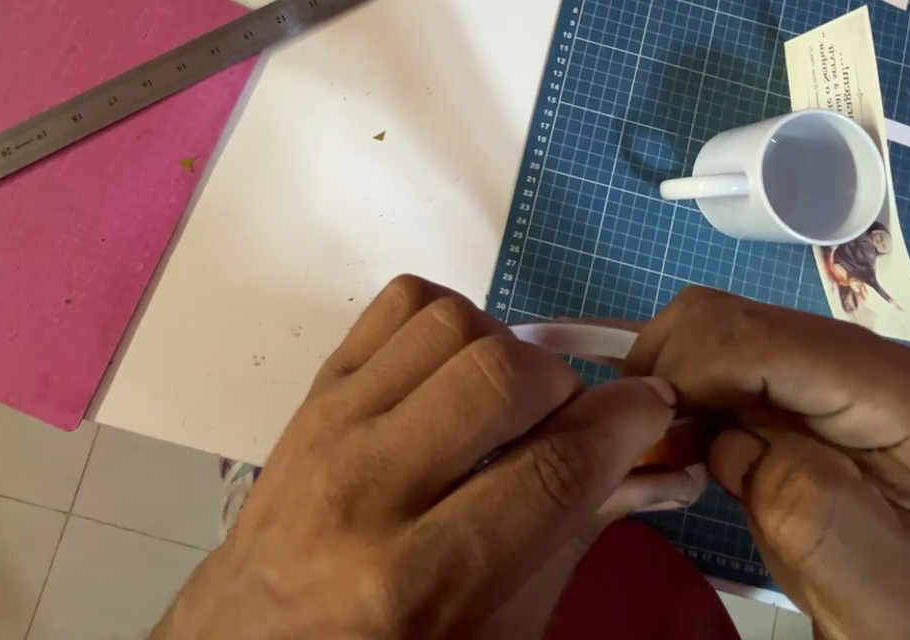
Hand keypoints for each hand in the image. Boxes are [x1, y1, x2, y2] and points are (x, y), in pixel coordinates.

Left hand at [154, 276, 701, 639]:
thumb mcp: (495, 630)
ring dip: (502, 346)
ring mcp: (332, 426)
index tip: (651, 406)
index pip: (550, 469)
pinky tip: (456, 364)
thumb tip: (640, 457)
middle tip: (567, 415)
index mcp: (419, 581)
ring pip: (448, 322)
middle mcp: (366, 489)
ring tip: (506, 396)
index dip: (622, 427)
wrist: (258, 639)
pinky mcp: (316, 388)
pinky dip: (446, 314)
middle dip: (560, 385)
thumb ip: (569, 535)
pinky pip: (396, 304)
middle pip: (497, 376)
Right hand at [624, 287, 909, 639]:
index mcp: (887, 389)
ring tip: (666, 443)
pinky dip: (678, 388)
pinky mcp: (786, 378)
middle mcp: (850, 353)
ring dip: (669, 376)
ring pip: (707, 325)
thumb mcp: (878, 584)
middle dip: (671, 367)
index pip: (763, 340)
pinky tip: (683, 440)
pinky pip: (709, 354)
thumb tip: (733, 443)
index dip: (693, 370)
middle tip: (651, 440)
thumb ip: (811, 506)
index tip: (654, 432)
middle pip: (726, 316)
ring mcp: (816, 361)